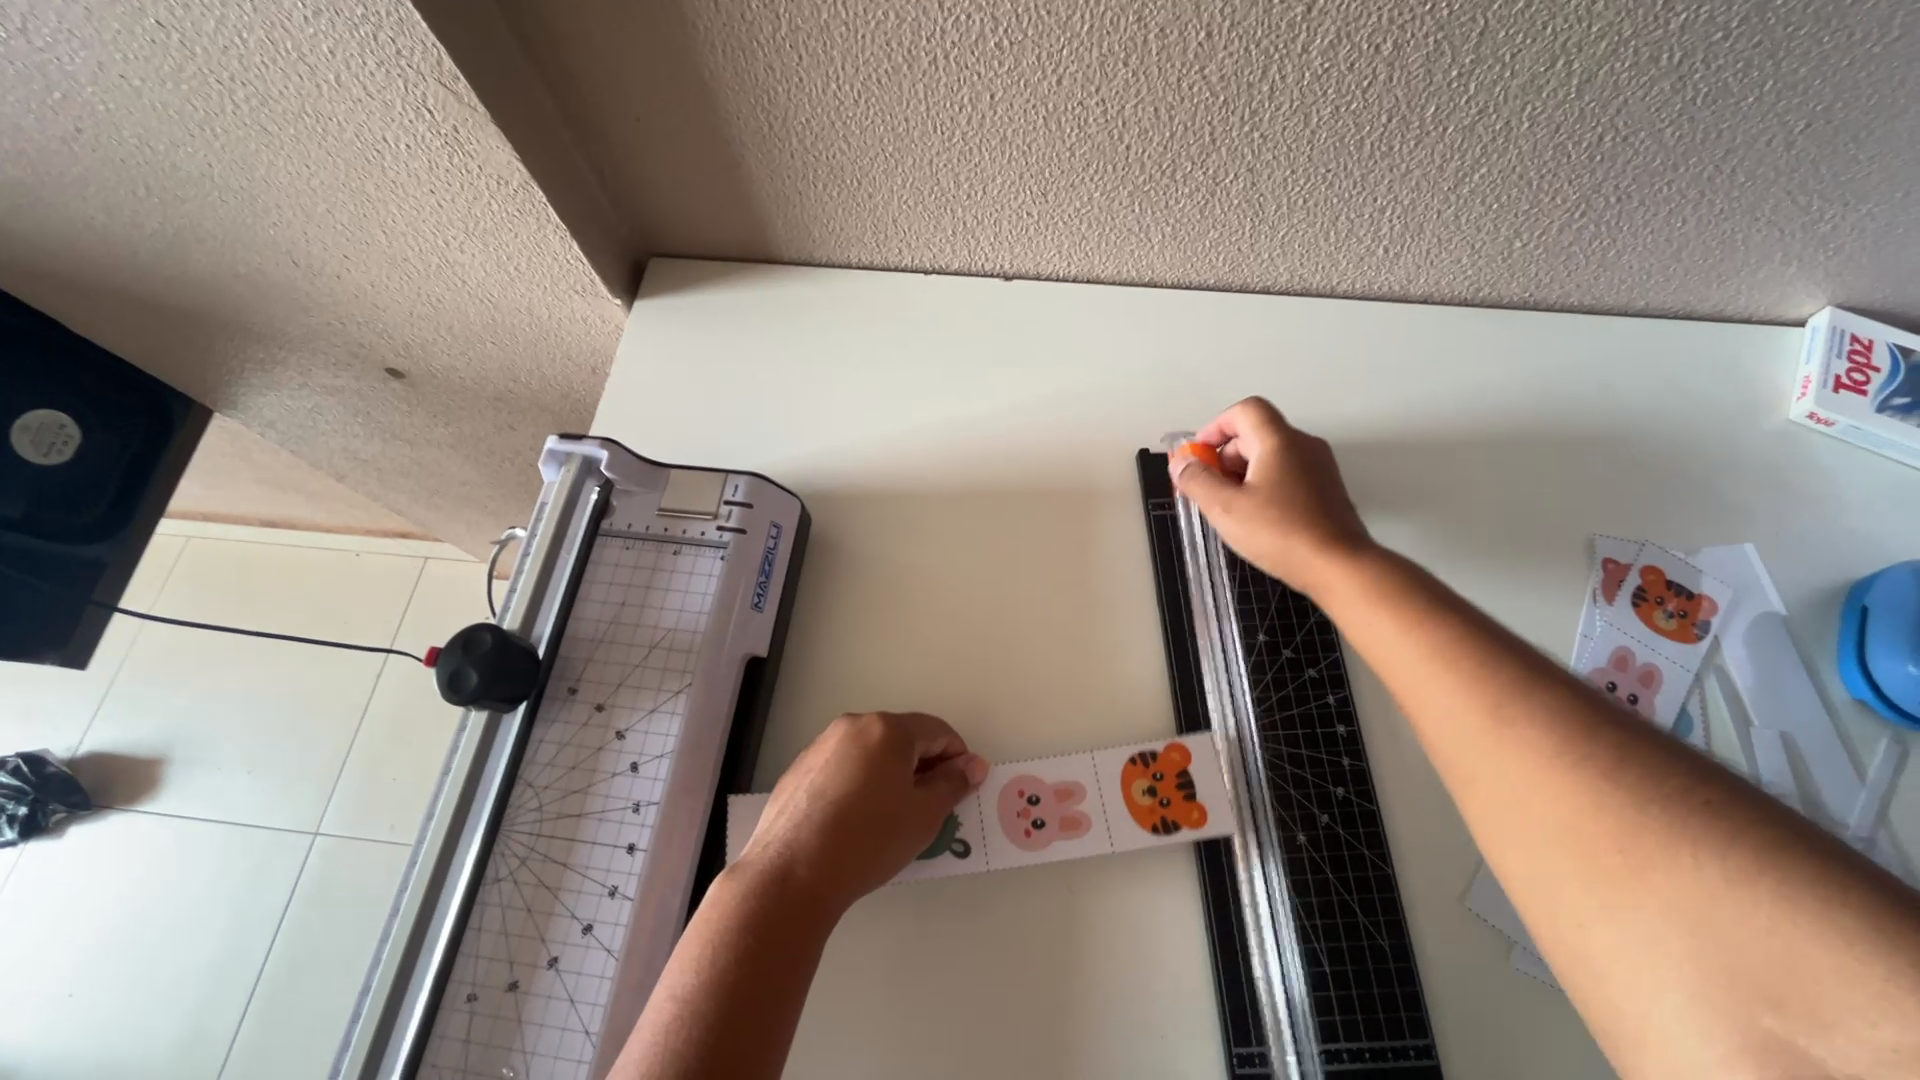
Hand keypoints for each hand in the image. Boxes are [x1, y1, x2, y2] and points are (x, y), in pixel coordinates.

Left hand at [736, 711, 988, 916]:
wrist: (792, 872)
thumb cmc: (869, 840)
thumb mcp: (924, 815)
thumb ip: (953, 783)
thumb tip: (972, 765)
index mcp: (887, 729)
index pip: (937, 731)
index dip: (957, 758)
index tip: (962, 789)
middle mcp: (852, 726)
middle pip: (902, 738)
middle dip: (922, 767)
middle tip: (929, 808)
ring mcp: (821, 747)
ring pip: (870, 753)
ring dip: (890, 776)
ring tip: (891, 819)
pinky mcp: (799, 770)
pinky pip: (843, 768)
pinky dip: (859, 785)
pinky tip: (855, 823)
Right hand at [1171, 396, 1376, 596]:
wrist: (1340, 567)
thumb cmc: (1281, 533)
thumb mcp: (1225, 508)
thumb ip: (1197, 480)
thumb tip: (1181, 462)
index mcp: (1280, 440)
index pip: (1245, 410)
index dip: (1215, 427)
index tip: (1199, 457)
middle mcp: (1304, 445)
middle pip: (1256, 433)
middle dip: (1225, 456)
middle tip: (1208, 489)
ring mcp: (1320, 468)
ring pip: (1271, 456)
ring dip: (1243, 474)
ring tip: (1229, 509)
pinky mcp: (1327, 491)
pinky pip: (1287, 475)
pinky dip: (1264, 486)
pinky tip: (1256, 519)